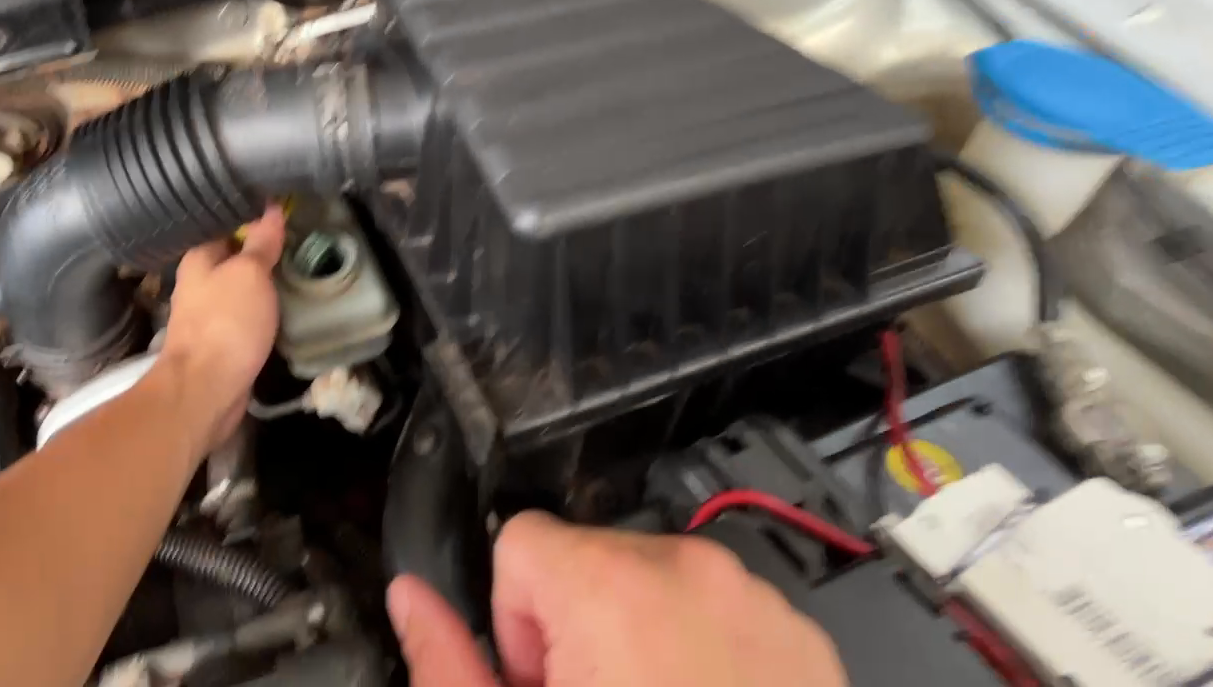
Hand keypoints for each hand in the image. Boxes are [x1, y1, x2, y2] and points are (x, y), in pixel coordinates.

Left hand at [156, 205, 287, 448]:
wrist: (206, 390)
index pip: (226, 224)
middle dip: (260, 249)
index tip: (284, 209)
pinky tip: (280, 304)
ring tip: (295, 267)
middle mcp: (197, 282)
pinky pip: (243, 314)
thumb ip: (261, 242)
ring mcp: (206, 314)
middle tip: (297, 238)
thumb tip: (272, 208)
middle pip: (232, 256)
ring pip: (238, 287)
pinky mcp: (218, 341)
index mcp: (198, 258)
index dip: (253, 216)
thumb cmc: (226, 323)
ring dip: (261, 281)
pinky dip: (260, 309)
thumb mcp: (250, 273)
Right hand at [389, 511, 844, 686]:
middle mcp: (688, 574)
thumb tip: (411, 599)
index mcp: (609, 586)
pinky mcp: (801, 640)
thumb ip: (446, 659)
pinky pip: (719, 609)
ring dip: (638, 633)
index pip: (520, 540)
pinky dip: (701, 650)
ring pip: (651, 580)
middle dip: (577, 624)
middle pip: (586, 556)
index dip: (516, 618)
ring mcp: (755, 604)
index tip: (542, 679)